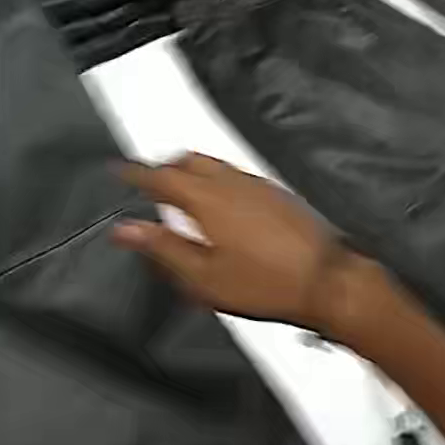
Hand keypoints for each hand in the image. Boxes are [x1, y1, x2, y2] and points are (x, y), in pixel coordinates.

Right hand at [112, 154, 362, 330]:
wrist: (325, 278)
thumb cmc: (263, 282)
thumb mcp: (203, 276)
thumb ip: (162, 247)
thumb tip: (125, 229)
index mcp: (208, 198)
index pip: (162, 177)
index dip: (136, 173)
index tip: (119, 169)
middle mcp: (231, 181)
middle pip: (187, 161)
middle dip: (164, 168)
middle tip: (148, 183)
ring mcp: (256, 182)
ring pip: (212, 164)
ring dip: (190, 170)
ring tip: (179, 190)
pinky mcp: (274, 190)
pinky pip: (233, 172)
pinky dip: (214, 177)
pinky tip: (218, 201)